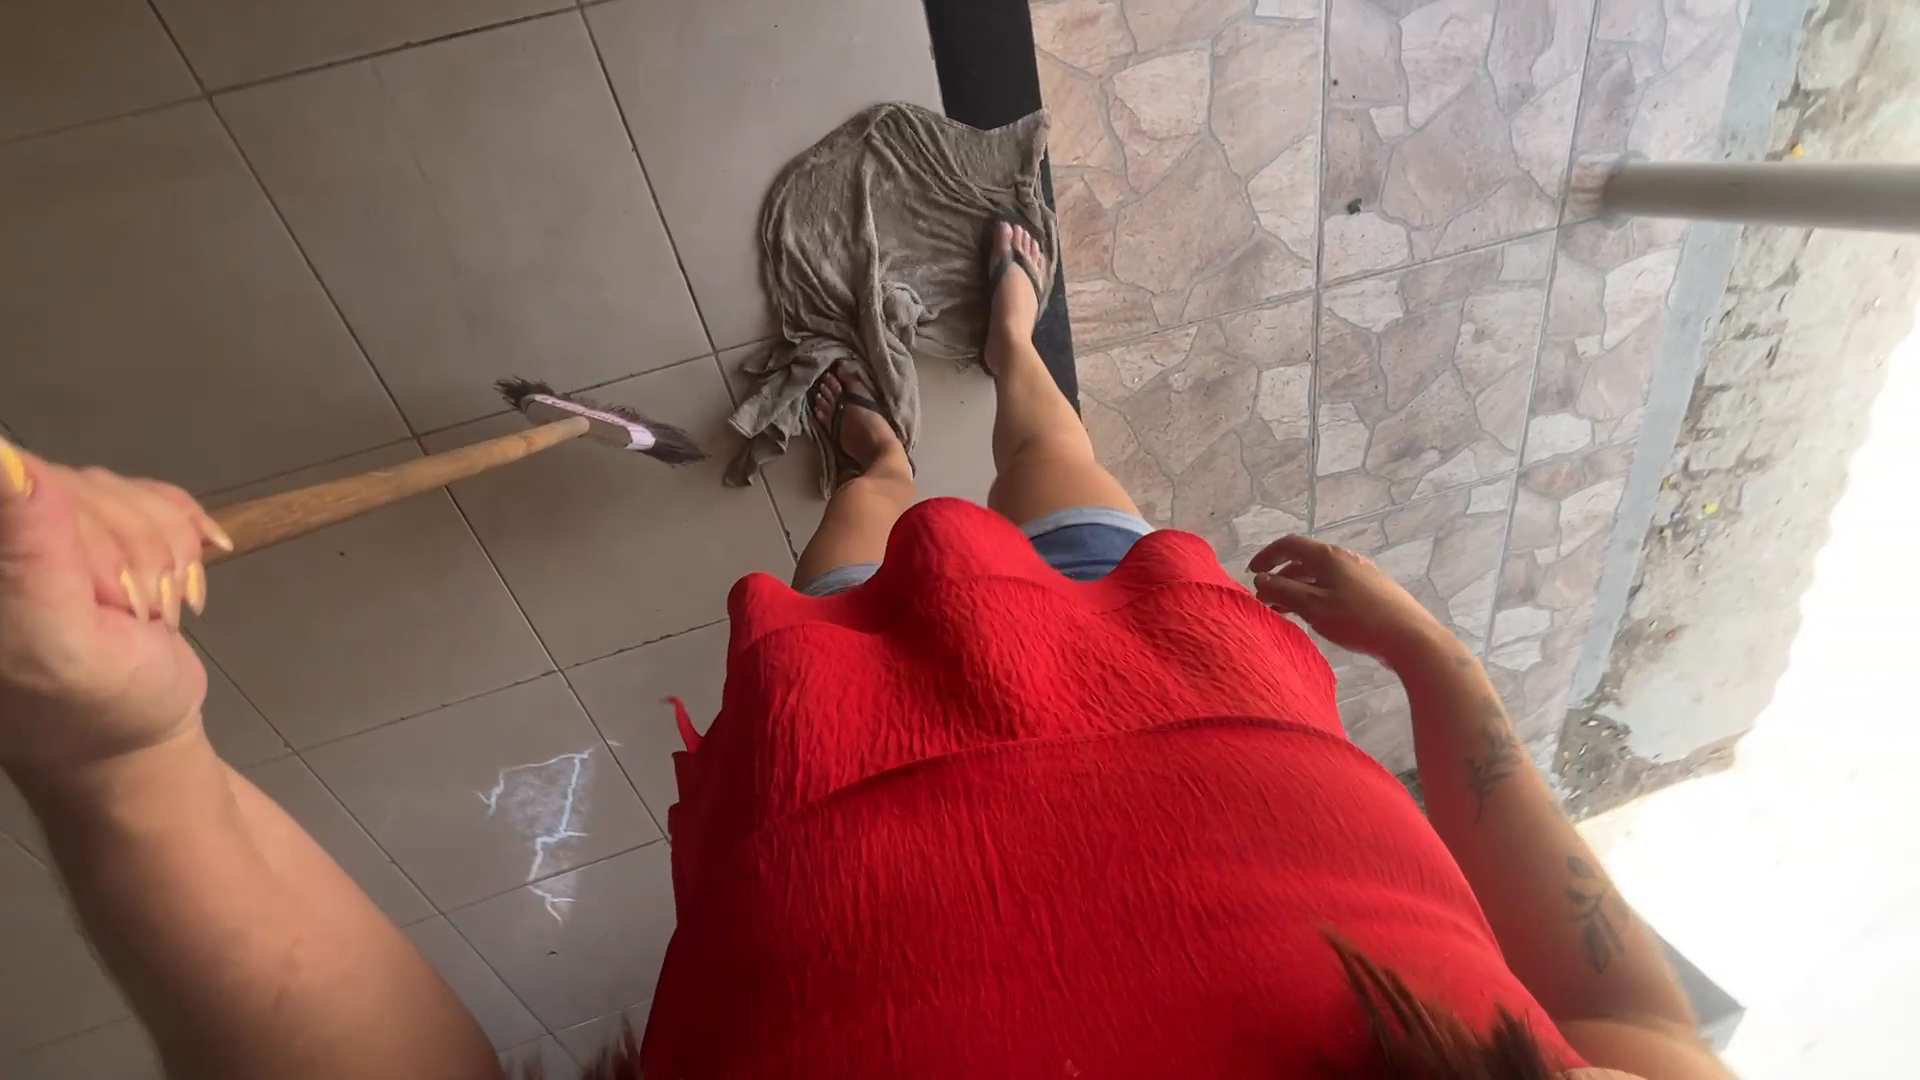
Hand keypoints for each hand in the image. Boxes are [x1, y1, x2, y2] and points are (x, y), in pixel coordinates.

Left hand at [0, 439, 232, 777]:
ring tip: (161, 603)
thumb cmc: (96, 705)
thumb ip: (31, 556)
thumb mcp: (60, 642)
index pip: (31, 486)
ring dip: (170, 550)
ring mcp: (40, 534)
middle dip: (143, 550)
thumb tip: (14, 464)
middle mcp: (2, 542)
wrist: (133, 735)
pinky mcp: (96, 535)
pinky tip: (194, 565)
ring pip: (126, 492)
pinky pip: (155, 497)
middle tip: (146, 612)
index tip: (115, 600)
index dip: (92, 533)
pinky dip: (189, 530)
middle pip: (84, 487)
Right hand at [1247, 534, 1453, 668]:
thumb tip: (1260, 579)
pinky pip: (1334, 586)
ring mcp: (1361, 574)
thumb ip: (1282, 591)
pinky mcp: (1372, 590)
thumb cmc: (1357, 619)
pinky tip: (1314, 614)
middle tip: (1265, 598)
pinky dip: (1315, 595)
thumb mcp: (1312, 606)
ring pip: (1319, 575)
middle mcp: (1345, 558)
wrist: (1412, 638)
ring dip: (1297, 588)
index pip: (1289, 545)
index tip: (1251, 573)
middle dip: (1280, 577)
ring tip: (1284, 609)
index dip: (1267, 556)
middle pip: (1304, 561)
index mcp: (1328, 556)